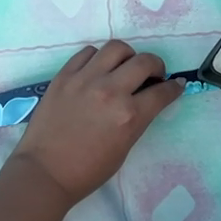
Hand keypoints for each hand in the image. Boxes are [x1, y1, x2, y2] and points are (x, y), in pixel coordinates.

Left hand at [10, 40, 183, 204]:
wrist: (45, 172)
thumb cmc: (87, 170)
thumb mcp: (124, 147)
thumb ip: (137, 118)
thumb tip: (149, 97)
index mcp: (129, 115)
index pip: (161, 91)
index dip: (174, 86)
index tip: (176, 84)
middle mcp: (110, 91)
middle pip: (144, 61)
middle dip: (156, 66)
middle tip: (153, 74)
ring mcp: (85, 79)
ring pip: (116, 47)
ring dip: (127, 56)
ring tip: (124, 67)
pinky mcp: (65, 75)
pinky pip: (87, 52)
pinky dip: (98, 58)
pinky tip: (97, 69)